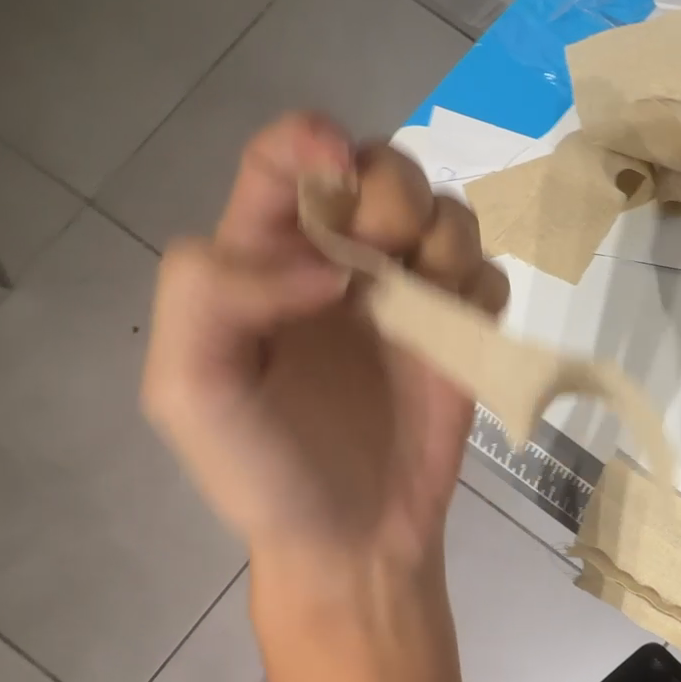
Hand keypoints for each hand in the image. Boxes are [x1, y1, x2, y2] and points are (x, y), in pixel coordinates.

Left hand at [143, 112, 509, 578]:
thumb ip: (215, 296)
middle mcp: (343, 266)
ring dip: (446, 240)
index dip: (313, 141)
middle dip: (393, 195)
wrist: (356, 540)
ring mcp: (411, 301)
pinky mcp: (465, 338)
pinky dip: (484, 289)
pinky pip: (492, 278)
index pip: (286, 160)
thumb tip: (330, 270)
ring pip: (450, 215)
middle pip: (385, 170)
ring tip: (427, 303)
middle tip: (383, 260)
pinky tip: (460, 332)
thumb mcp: (188, 389)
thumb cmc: (264, 472)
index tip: (341, 173)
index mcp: (264, 260)